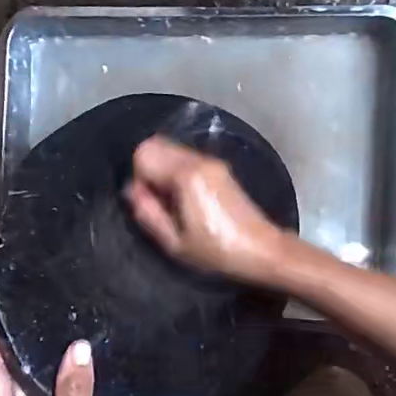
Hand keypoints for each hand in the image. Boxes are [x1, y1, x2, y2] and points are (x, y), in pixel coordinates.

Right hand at [123, 136, 289, 283]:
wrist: (263, 250)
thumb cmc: (217, 252)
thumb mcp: (175, 243)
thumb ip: (147, 214)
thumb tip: (132, 190)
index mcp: (187, 176)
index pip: (144, 154)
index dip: (139, 179)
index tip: (149, 204)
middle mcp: (198, 160)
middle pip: (155, 144)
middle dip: (147, 169)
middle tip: (158, 201)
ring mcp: (211, 160)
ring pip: (170, 148)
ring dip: (161, 169)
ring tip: (172, 202)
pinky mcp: (218, 166)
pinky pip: (184, 156)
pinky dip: (175, 170)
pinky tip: (185, 199)